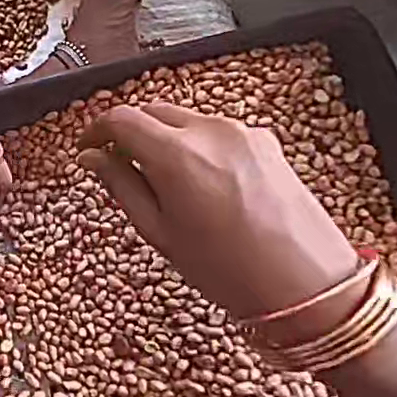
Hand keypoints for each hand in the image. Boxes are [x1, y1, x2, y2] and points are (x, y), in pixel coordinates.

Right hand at [76, 102, 358, 319]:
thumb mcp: (158, 231)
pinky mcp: (264, 139)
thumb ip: (120, 184)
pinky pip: (213, 129)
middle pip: (150, 111)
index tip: (88, 146)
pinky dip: (192, 143)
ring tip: (158, 179)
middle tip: (115, 163)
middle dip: (127, 131)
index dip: (96, 129)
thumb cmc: (226, 269)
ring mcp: (241, 131)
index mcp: (175, 154)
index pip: (120, 118)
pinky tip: (196, 180)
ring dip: (160, 136)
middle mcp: (208, 130)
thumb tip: (93, 157)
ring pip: (181, 118)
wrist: (308, 285)